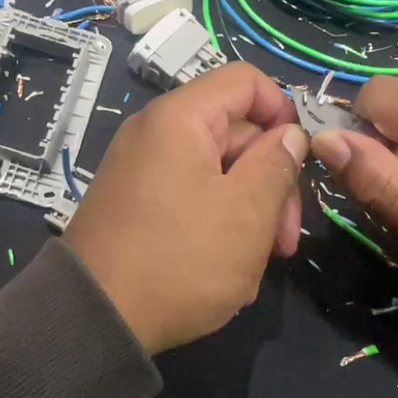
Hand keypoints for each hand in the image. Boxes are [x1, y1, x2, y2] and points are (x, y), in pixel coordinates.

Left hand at [63, 64, 308, 353]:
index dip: (284, 112)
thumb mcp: (246, 212)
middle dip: (270, 181)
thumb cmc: (180, 258)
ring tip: (255, 266)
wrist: (95, 316)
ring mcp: (142, 167)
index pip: (245, 81)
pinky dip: (216, 223)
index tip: (302, 162)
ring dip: (247, 212)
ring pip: (217, 170)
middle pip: (234, 131)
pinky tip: (226, 269)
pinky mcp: (135, 201)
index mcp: (179, 117)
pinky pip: (189, 195)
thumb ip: (276, 164)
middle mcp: (155, 131)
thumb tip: (291, 134)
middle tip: (285, 242)